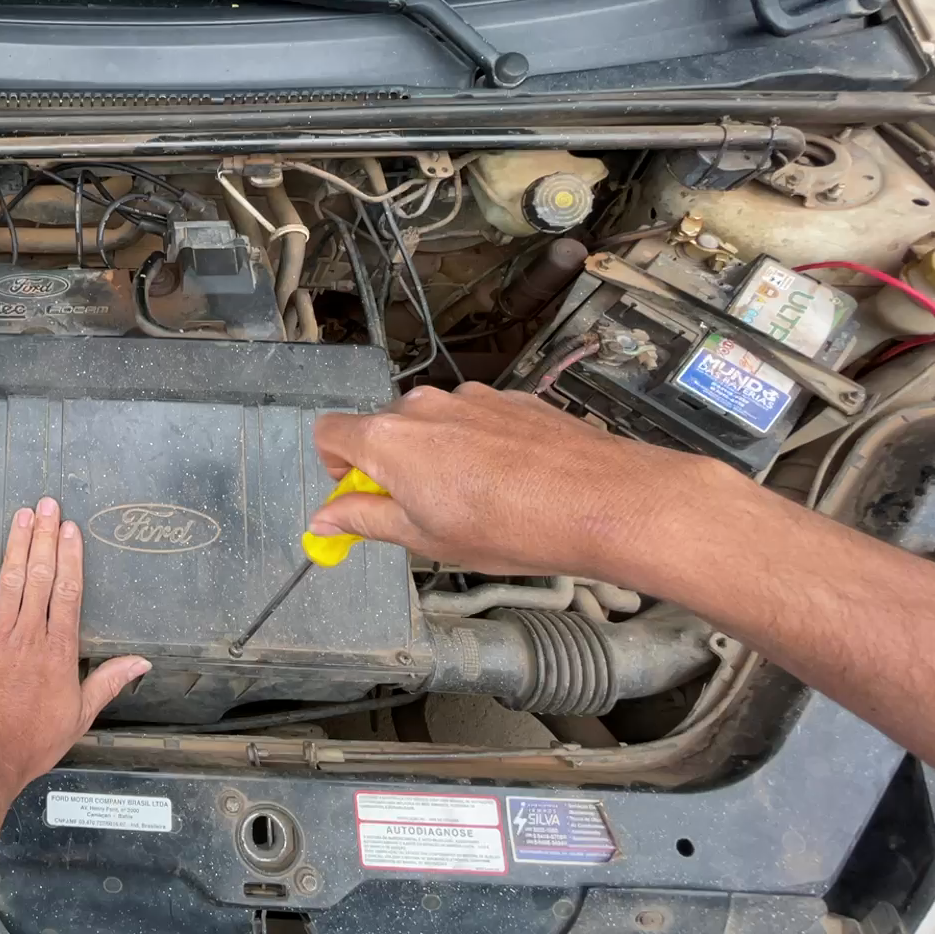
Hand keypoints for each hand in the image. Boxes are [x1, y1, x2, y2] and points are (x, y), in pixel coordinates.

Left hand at [0, 497, 150, 801]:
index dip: (70, 556)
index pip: (68, 591)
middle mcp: (30, 633)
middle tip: (48, 504)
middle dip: (45, 536)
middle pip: (40, 575)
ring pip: (11, 580)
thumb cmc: (34, 739)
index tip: (71, 528)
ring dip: (18, 544)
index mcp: (59, 649)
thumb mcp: (80, 715)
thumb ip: (108, 682)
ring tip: (23, 514)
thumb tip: (141, 662)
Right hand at [311, 383, 742, 582]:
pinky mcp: (509, 397)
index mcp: (387, 440)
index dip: (334, 465)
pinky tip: (511, 477)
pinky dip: (476, 442)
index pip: (327, 433)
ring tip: (478, 494)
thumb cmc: (511, 528)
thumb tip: (321, 519)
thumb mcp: (423, 538)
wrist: (612, 502)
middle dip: (388, 463)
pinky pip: (471, 416)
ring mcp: (468, 396)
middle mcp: (419, 407)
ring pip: (428, 423)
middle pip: (379, 428)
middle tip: (422, 504)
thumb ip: (362, 520)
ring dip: (434, 451)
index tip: (360, 492)